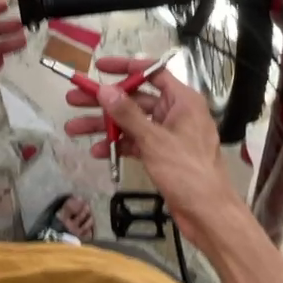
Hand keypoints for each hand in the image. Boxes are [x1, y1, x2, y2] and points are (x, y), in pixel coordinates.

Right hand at [63, 56, 240, 236]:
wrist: (208, 215)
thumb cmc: (187, 171)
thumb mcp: (154, 140)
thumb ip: (127, 114)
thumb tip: (104, 90)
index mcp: (182, 100)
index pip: (152, 72)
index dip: (125, 67)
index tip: (99, 68)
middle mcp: (175, 112)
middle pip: (135, 99)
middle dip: (104, 101)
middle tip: (74, 99)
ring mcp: (168, 135)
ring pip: (131, 122)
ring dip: (104, 125)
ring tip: (73, 128)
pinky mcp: (162, 154)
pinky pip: (136, 142)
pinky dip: (118, 145)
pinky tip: (98, 151)